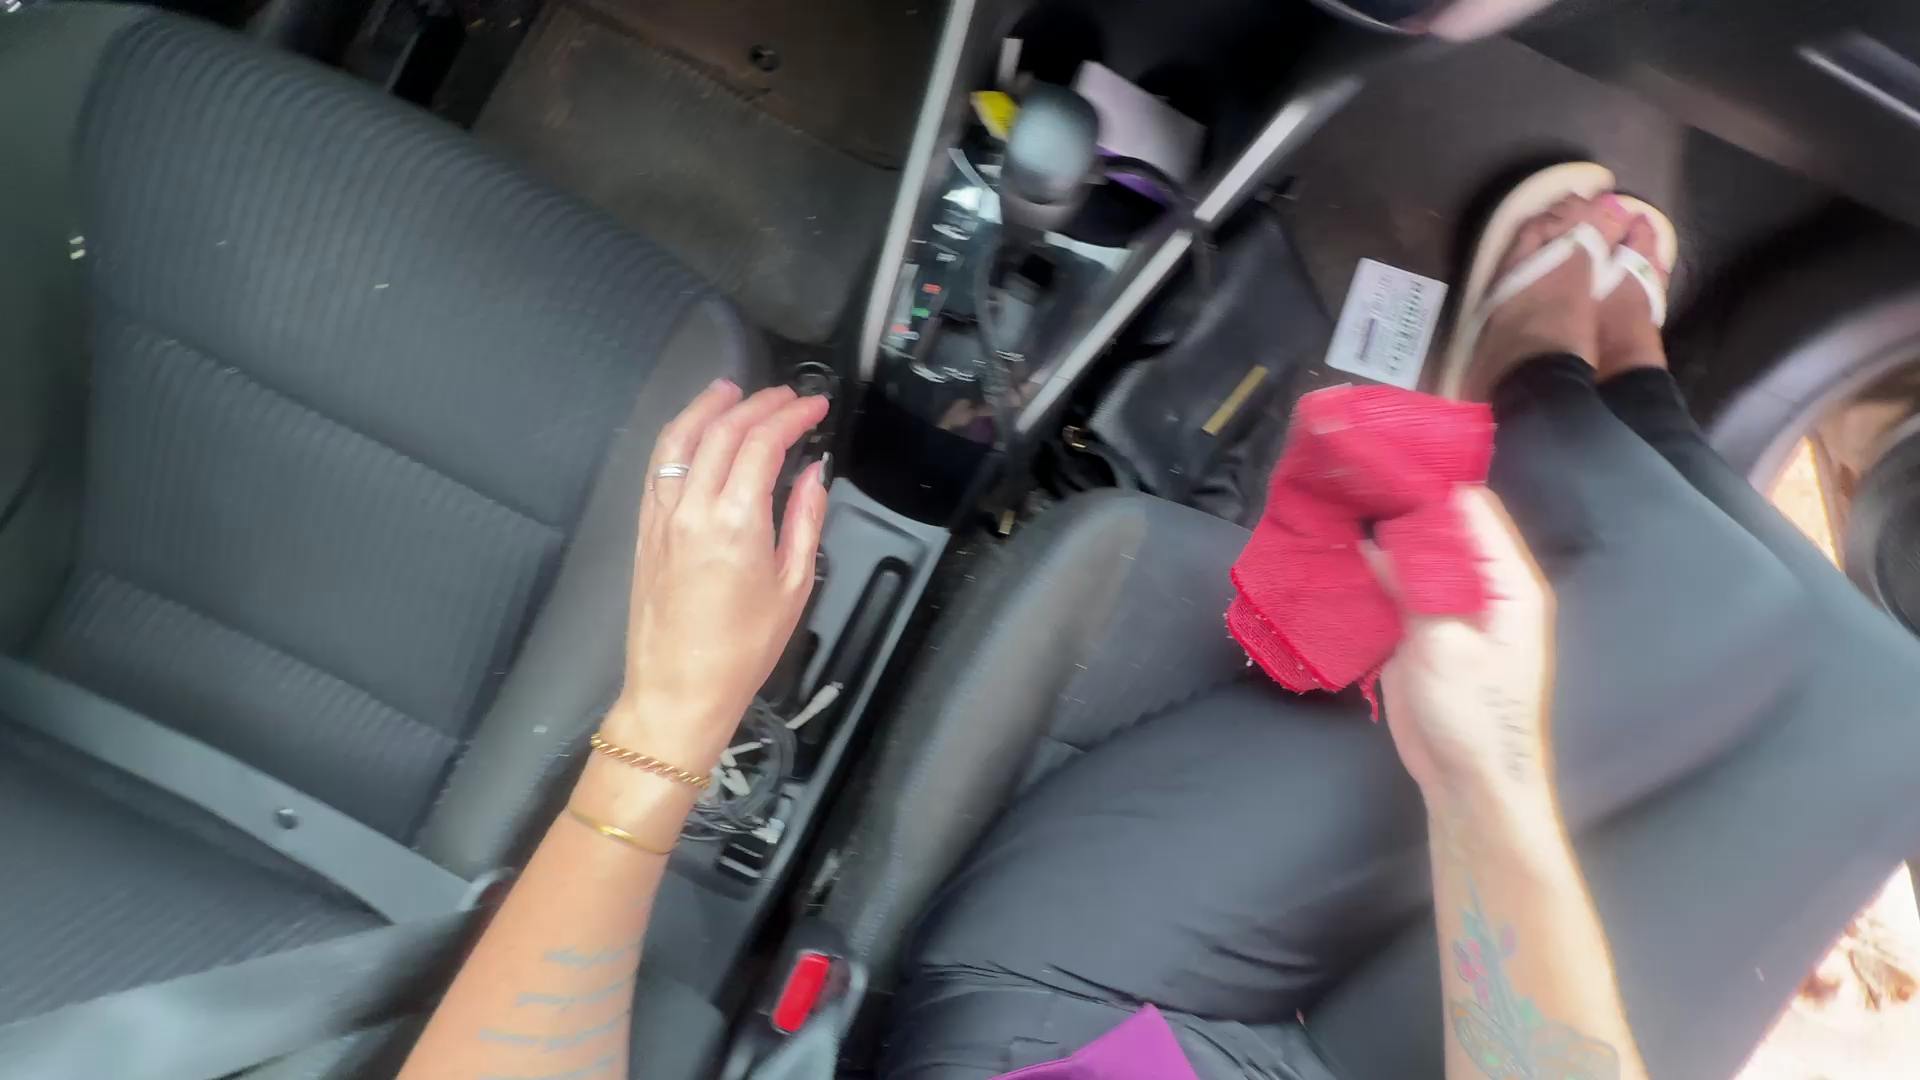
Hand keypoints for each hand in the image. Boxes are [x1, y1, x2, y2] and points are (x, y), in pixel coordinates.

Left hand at [604, 380, 830, 774]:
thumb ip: (806, 520)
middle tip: (787, 396)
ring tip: (733, 389)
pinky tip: (695, 430)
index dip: (792, 416)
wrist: (679, 689)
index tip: (815, 406)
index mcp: (737, 522)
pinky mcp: (645, 527)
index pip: (764, 443)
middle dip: (758, 403)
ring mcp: (661, 515)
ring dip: (708, 406)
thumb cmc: (744, 648)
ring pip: (680, 439)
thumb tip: (814, 473)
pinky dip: (679, 436)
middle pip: (723, 431)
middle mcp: (693, 508)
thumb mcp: (794, 586)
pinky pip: (659, 465)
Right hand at [1369, 487, 1557, 832]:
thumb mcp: (1446, 644)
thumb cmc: (1472, 714)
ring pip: (1409, 557)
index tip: (1384, 460)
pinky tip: (1336, 555)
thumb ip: (1419, 586)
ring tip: (1334, 508)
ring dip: (1377, 538)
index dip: (1431, 485)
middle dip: (1396, 506)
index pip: (1473, 514)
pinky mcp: (1415, 628)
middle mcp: (1476, 587)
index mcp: (1504, 584)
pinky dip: (1367, 572)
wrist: (1464, 777)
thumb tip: (1382, 537)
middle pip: (1437, 531)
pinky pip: (1391, 587)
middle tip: (1346, 480)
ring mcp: (1444, 608)